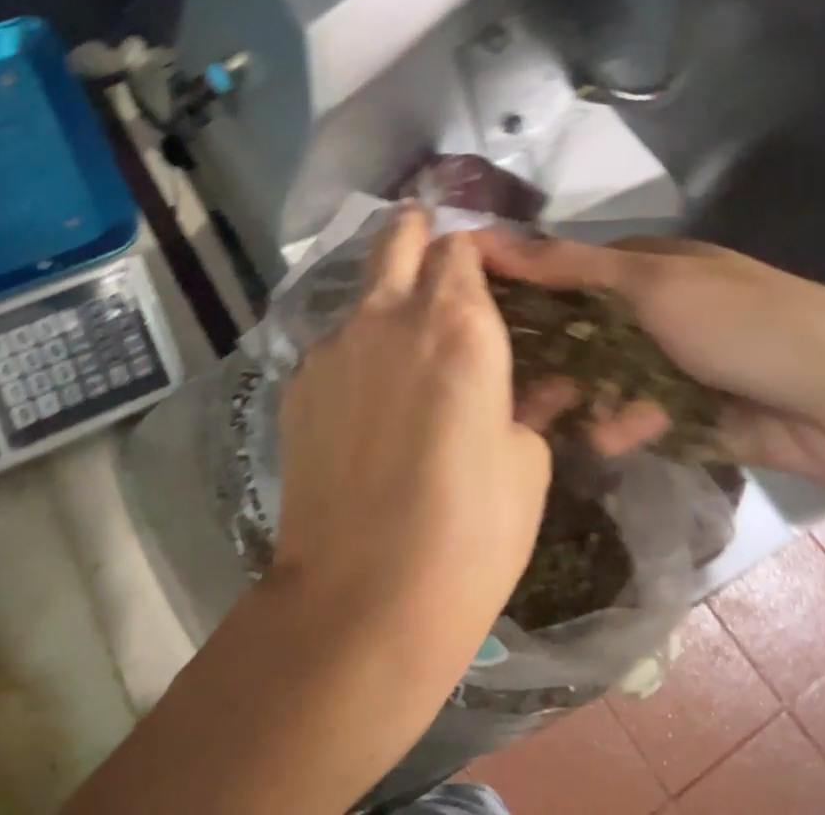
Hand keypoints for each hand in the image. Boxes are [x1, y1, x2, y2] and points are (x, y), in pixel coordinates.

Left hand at [273, 208, 551, 656]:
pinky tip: (364, 401)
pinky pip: (333, 348)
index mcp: (458, 325)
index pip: (460, 249)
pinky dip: (354, 354)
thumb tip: (528, 385)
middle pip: (396, 240)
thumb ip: (524, 403)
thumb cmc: (470, 533)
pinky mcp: (296, 384)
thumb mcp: (525, 463)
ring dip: (382, 303)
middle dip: (414, 231)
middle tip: (426, 239)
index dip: (471, 252)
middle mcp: (387, 317)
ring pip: (359, 298)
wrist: (363, 593)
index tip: (480, 269)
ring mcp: (331, 348)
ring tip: (398, 345)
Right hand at [473, 232, 824, 498]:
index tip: (462, 303)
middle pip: (569, 327)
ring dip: (575, 394)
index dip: (513, 280)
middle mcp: (648, 312)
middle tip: (492, 373)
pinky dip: (619, 426)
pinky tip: (614, 438)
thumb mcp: (654, 284)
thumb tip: (480, 238)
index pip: (559, 267)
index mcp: (645, 266)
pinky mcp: (678, 416)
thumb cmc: (751, 323)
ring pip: (592, 378)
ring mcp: (664, 366)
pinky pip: (627, 418)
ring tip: (550, 414)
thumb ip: (566, 268)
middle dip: (537, 350)